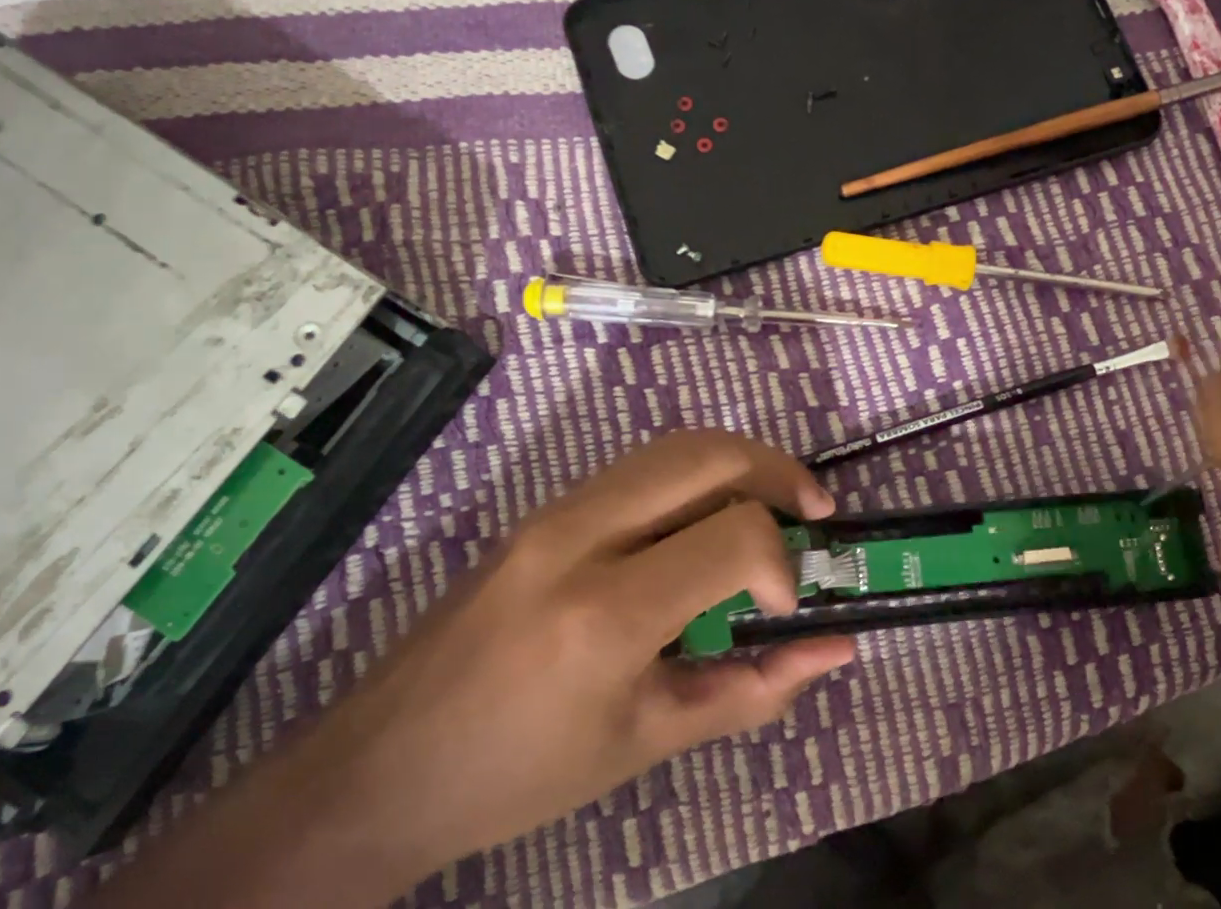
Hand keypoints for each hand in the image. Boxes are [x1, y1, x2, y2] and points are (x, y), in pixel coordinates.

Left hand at [275, 429, 856, 884]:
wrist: (384, 767)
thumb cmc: (522, 773)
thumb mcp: (650, 741)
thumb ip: (754, 690)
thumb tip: (835, 648)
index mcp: (606, 611)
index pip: (734, 533)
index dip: (782, 563)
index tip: (783, 608)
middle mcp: (578, 536)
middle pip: (706, 452)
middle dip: (778, 470)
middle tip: (815, 512)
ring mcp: (550, 513)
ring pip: (669, 447)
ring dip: (736, 464)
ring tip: (773, 509)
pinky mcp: (537, 513)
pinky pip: (634, 469)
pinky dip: (691, 478)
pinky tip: (704, 525)